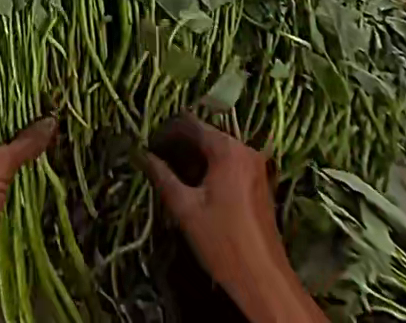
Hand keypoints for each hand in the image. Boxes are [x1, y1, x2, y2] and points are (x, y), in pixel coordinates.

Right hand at [141, 113, 325, 322]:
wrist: (264, 281)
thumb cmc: (223, 242)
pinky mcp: (259, 181)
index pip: (190, 124)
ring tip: (171, 174)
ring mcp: (255, 165)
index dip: (166, 131)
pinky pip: (229, 162)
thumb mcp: (185, 209)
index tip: (148, 145)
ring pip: (216, 149)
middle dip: (179, 145)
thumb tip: (141, 154)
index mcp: (228, 149)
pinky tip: (194, 186)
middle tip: (156, 160)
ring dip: (193, 157)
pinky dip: (210, 167)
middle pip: (205, 135)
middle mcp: (245, 149)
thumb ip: (162, 176)